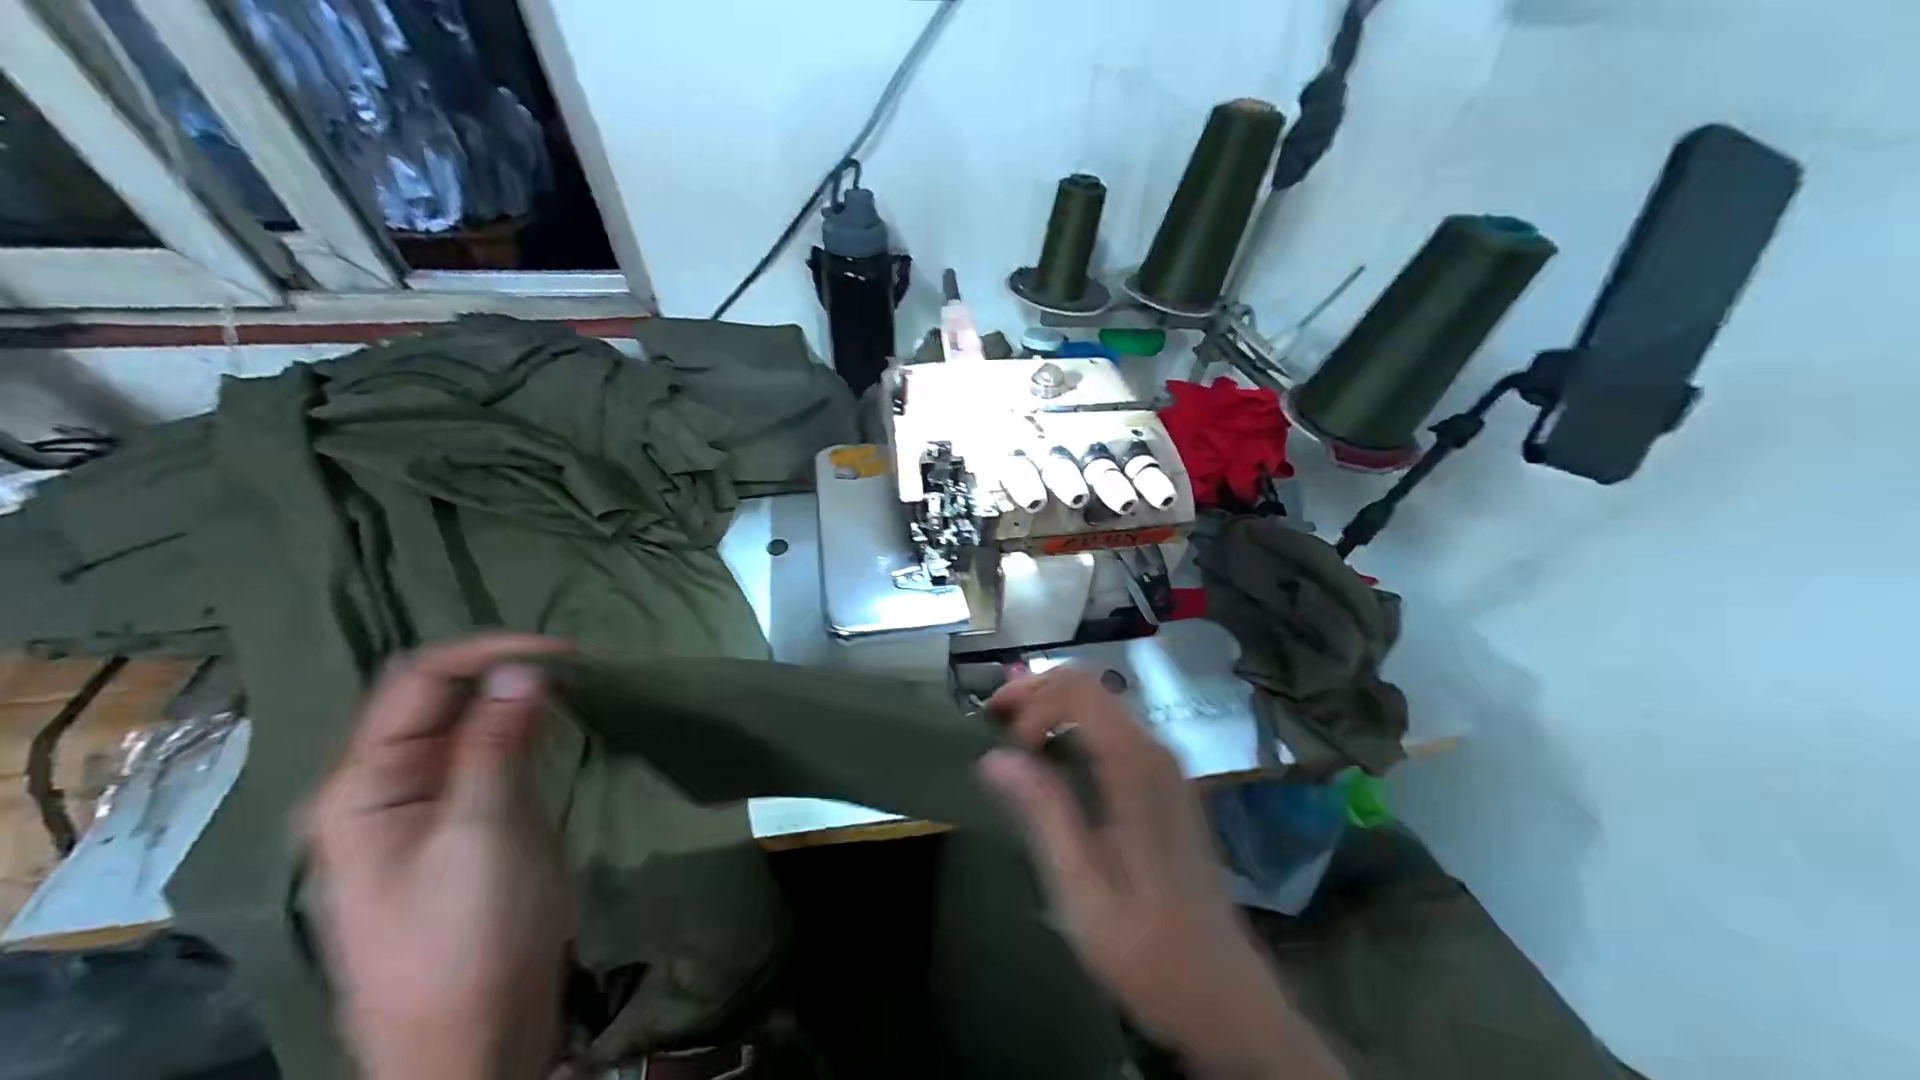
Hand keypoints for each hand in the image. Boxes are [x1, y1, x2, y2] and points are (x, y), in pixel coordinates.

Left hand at [308, 635, 573, 1079]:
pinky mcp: (470, 817)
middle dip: (504, 670)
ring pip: (470, 721)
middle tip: (576, 666)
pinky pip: (492, 751)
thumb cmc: (467, 938)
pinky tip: (559, 720)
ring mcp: (431, 801)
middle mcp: (390, 782)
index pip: (418, 683)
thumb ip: (497, 745)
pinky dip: (526, 726)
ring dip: (518, 696)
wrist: (477, 1033)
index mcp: (366, 785)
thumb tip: (524, 668)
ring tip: (576, 684)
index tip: (560, 651)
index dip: (485, 653)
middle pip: (441, 698)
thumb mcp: (483, 835)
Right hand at [979, 669, 1344, 1079]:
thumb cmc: (1147, 948)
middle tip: (989, 716)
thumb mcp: (1082, 888)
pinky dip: (1070, 726)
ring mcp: (1164, 766)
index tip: (1005, 747)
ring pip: (1099, 705)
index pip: (1078, 692)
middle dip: (1034, 691)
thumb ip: (1043, 812)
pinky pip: (1110, 731)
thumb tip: (993, 757)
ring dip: (1050, 705)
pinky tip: (1045, 745)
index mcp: (1137, 768)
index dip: (1032, 702)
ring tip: (1006, 723)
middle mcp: (1156, 752)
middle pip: (1088, 687)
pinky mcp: (1162, 784)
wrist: (1221, 992)